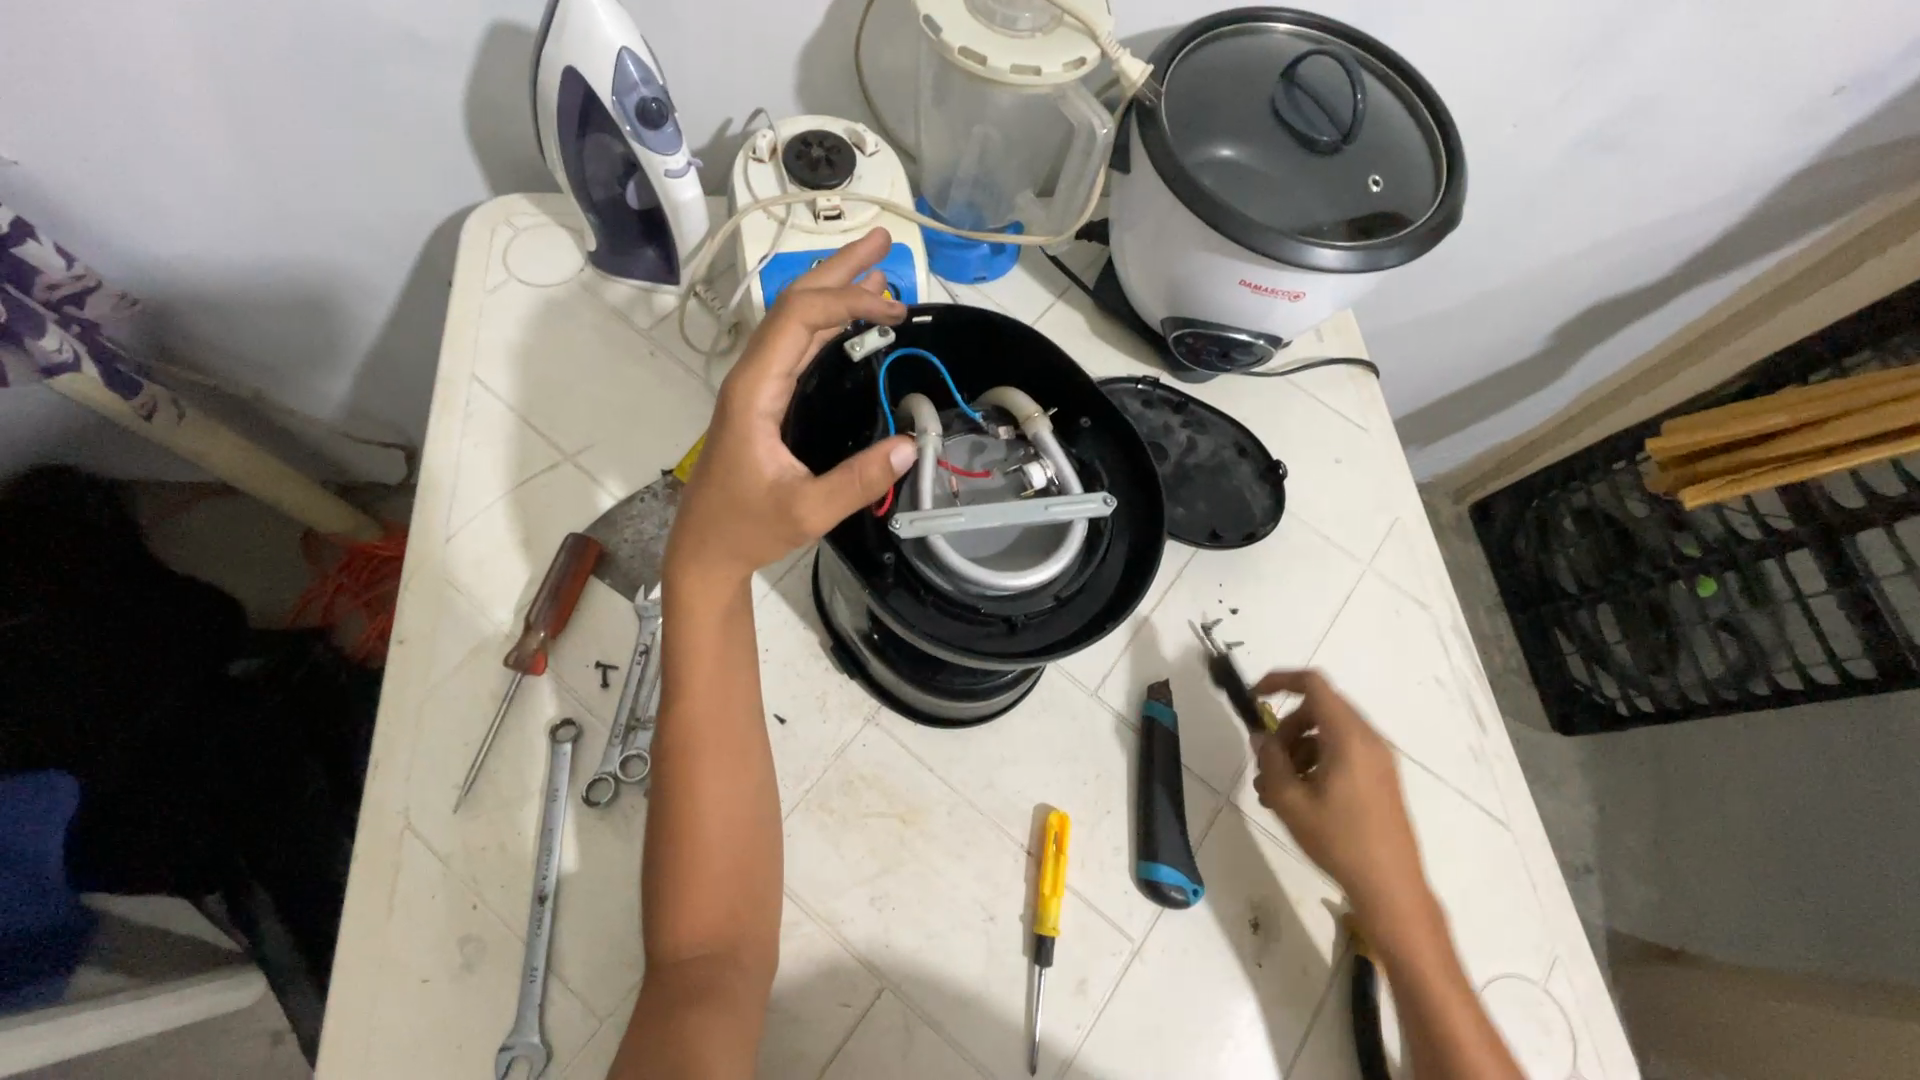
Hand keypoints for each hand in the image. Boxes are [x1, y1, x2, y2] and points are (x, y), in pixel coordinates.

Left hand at [666, 229, 916, 586]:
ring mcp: (756, 385)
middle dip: (839, 269)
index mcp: (754, 389)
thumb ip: (857, 481)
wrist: (706, 548)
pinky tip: (852, 323)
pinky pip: (797, 347)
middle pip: (794, 304)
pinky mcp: (763, 400)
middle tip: (885, 240)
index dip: (847, 301)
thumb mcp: (807, 511)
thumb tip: (910, 444)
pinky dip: (829, 325)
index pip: (799, 318)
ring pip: (795, 321)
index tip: (895, 308)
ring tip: (878, 270)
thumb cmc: (747, 529)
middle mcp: (752, 375)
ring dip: (834, 292)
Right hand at [1249, 670, 1433, 935]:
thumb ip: (1270, 761)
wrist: (1391, 885)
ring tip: (1275, 788)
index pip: (1313, 685)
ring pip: (1328, 733)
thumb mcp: (1290, 801)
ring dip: (1298, 749)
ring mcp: (1378, 759)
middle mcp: (1368, 739)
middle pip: (1318, 709)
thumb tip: (1262, 737)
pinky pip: (1342, 752)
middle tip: (1267, 761)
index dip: (1279, 681)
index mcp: (1348, 737)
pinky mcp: (1380, 778)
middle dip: (1286, 727)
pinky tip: (1299, 798)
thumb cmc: (1339, 840)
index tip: (1254, 697)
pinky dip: (1316, 761)